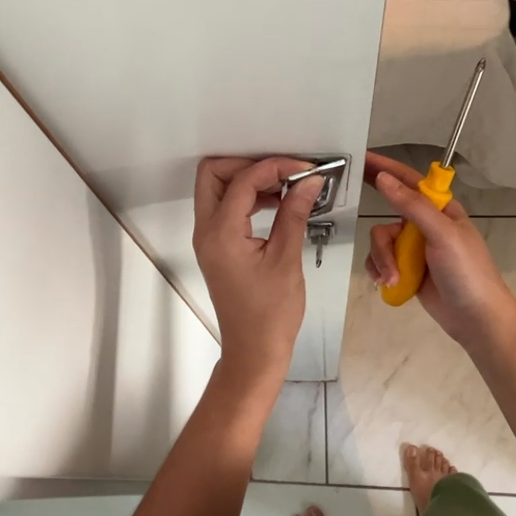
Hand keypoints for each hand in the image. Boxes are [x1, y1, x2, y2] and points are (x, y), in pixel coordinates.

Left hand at [192, 157, 323, 383]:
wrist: (254, 351)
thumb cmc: (270, 313)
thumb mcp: (287, 260)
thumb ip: (294, 214)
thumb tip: (309, 182)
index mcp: (221, 234)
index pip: (242, 181)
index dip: (273, 167)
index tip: (303, 169)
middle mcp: (206, 231)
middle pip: (213, 174)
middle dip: (248, 164)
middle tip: (284, 171)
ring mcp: (208, 238)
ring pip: (217, 188)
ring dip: (248, 180)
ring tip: (286, 186)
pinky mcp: (217, 246)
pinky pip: (225, 207)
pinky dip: (247, 197)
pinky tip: (277, 203)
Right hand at [362, 151, 515, 347]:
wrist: (476, 320)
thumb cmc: (467, 272)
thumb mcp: (442, 234)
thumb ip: (412, 205)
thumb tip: (384, 178)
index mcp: (440, 209)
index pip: (409, 180)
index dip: (386, 168)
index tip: (362, 158)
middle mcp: (425, 225)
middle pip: (388, 215)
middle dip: (381, 233)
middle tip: (352, 213)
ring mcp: (414, 249)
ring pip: (381, 242)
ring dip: (383, 260)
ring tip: (394, 278)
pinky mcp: (406, 270)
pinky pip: (381, 262)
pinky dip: (381, 271)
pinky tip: (389, 283)